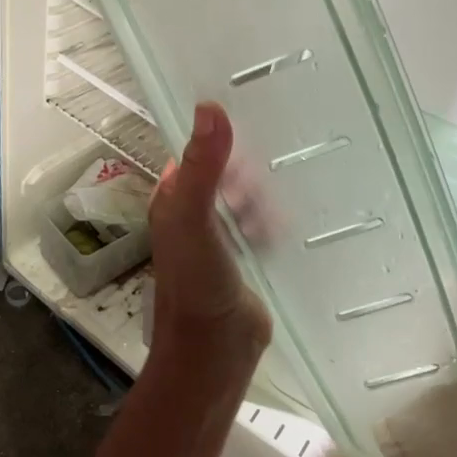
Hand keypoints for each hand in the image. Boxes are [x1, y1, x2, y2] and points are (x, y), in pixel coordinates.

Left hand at [147, 103, 272, 356]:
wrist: (216, 348)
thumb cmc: (196, 280)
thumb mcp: (194, 218)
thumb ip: (202, 167)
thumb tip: (210, 108)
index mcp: (173, 198)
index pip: (196, 150)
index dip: (219, 135)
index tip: (253, 119)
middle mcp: (194, 213)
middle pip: (227, 172)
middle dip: (247, 172)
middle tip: (263, 182)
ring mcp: (221, 237)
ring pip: (248, 198)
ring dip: (263, 200)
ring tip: (269, 216)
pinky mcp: (246, 258)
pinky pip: (263, 226)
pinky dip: (274, 223)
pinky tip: (283, 230)